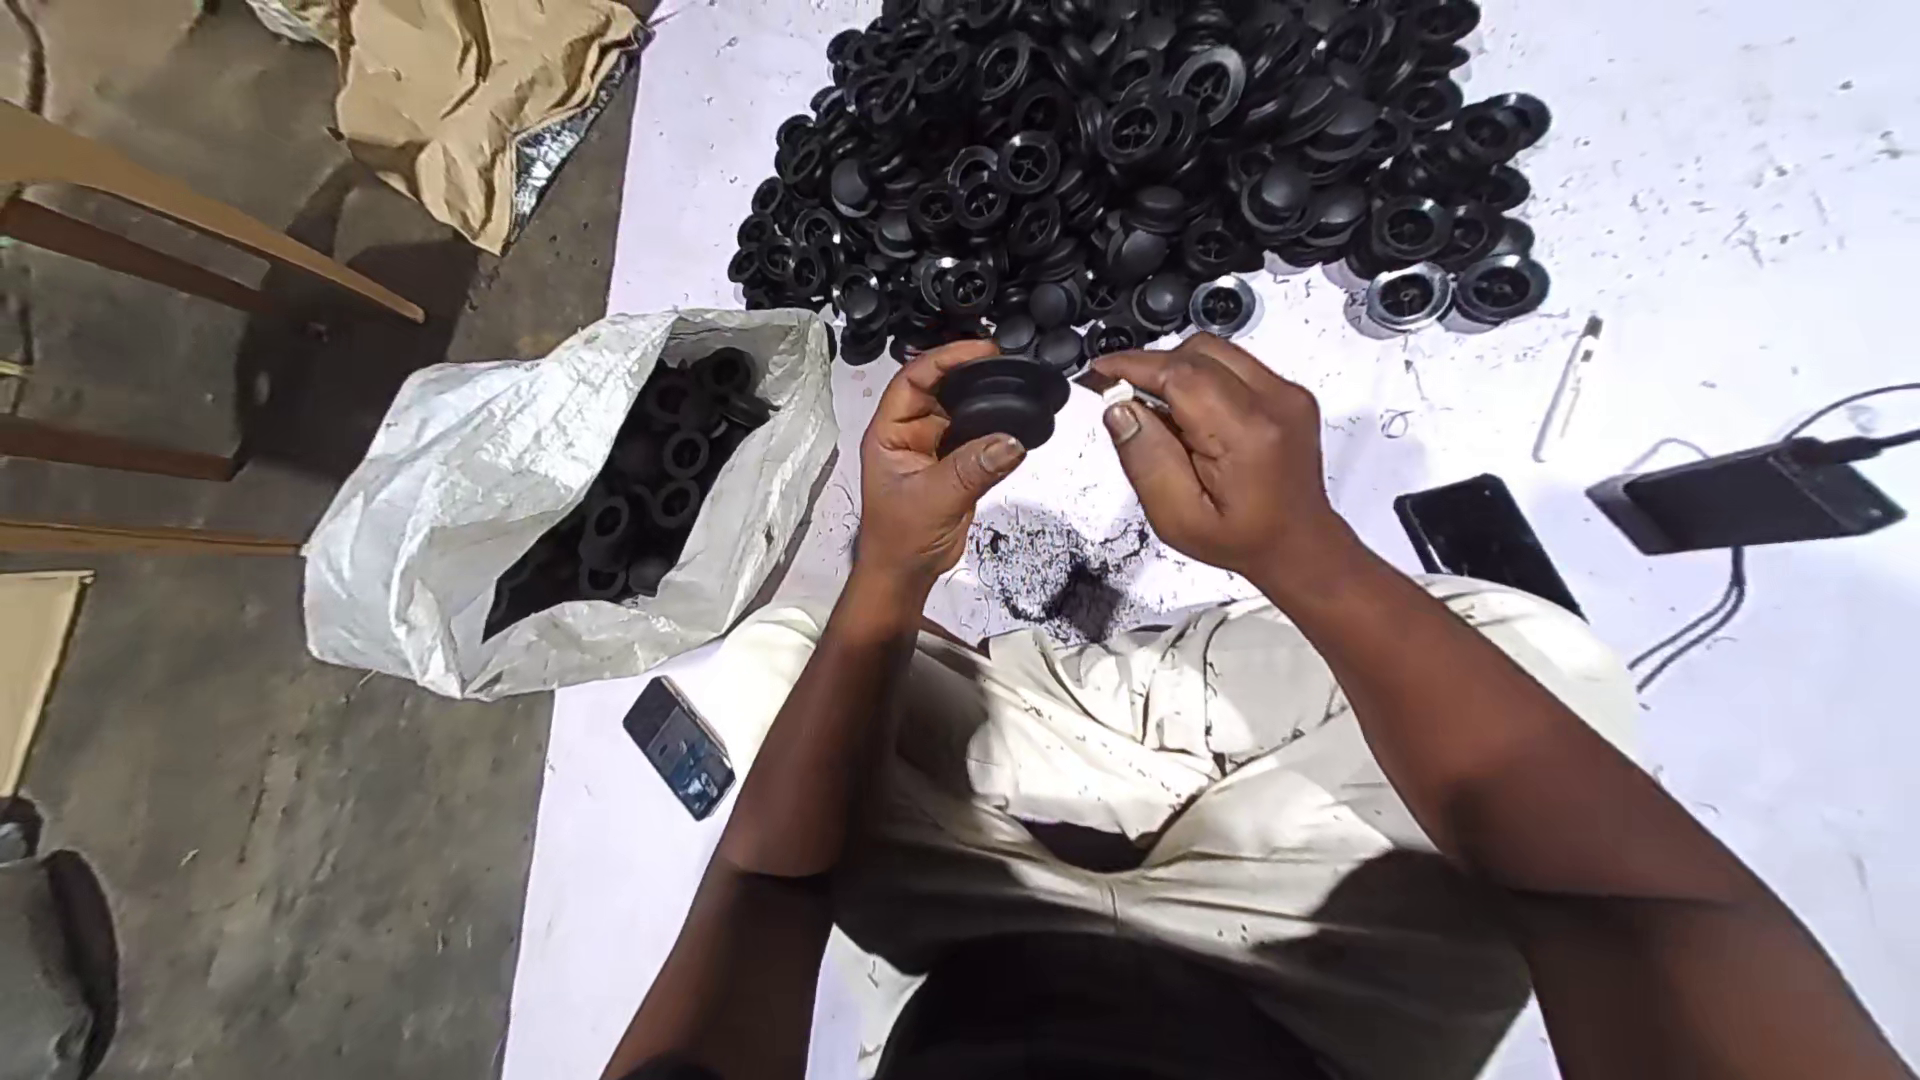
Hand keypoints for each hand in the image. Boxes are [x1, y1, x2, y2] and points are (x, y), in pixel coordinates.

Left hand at [855, 340, 1025, 592]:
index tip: (978, 351)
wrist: (907, 573)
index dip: (944, 359)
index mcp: (890, 433)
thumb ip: (972, 470)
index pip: (913, 379)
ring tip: (1013, 387)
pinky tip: (1015, 425)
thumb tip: (1009, 442)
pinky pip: (979, 439)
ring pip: (963, 413)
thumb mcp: (933, 499)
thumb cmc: (898, 539)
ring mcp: (935, 450)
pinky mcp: (957, 466)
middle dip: (969, 374)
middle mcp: (911, 434)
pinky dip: (997, 432)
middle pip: (940, 389)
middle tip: (1002, 363)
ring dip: (986, 403)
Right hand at [1094, 334, 1361, 596]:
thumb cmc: (1241, 538)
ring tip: (1156, 413)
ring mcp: (1285, 394)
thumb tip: (1119, 410)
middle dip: (1151, 368)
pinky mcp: (1285, 393)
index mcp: (1248, 434)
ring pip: (1213, 352)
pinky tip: (1186, 416)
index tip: (1101, 371)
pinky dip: (1197, 379)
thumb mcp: (1175, 516)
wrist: (1295, 543)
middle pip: (1197, 353)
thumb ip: (1146, 460)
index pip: (1181, 373)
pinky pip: (1230, 364)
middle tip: (1121, 398)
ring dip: (1174, 371)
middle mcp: (1275, 403)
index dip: (1133, 366)